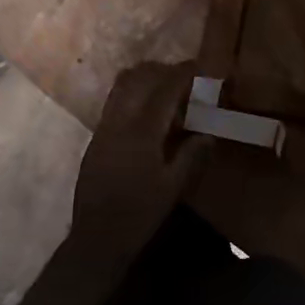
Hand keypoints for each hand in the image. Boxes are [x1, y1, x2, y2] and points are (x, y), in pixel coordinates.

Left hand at [64, 61, 211, 265]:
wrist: (96, 237)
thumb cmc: (139, 214)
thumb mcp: (172, 188)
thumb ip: (192, 156)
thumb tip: (209, 134)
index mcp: (141, 131)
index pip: (164, 90)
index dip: (183, 74)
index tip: (201, 67)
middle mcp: (117, 122)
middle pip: (138, 79)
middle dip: (162, 71)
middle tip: (185, 77)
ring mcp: (102, 129)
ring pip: (121, 88)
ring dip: (144, 81)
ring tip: (167, 90)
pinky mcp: (95, 140)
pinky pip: (114, 104)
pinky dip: (132, 97)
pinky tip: (148, 115)